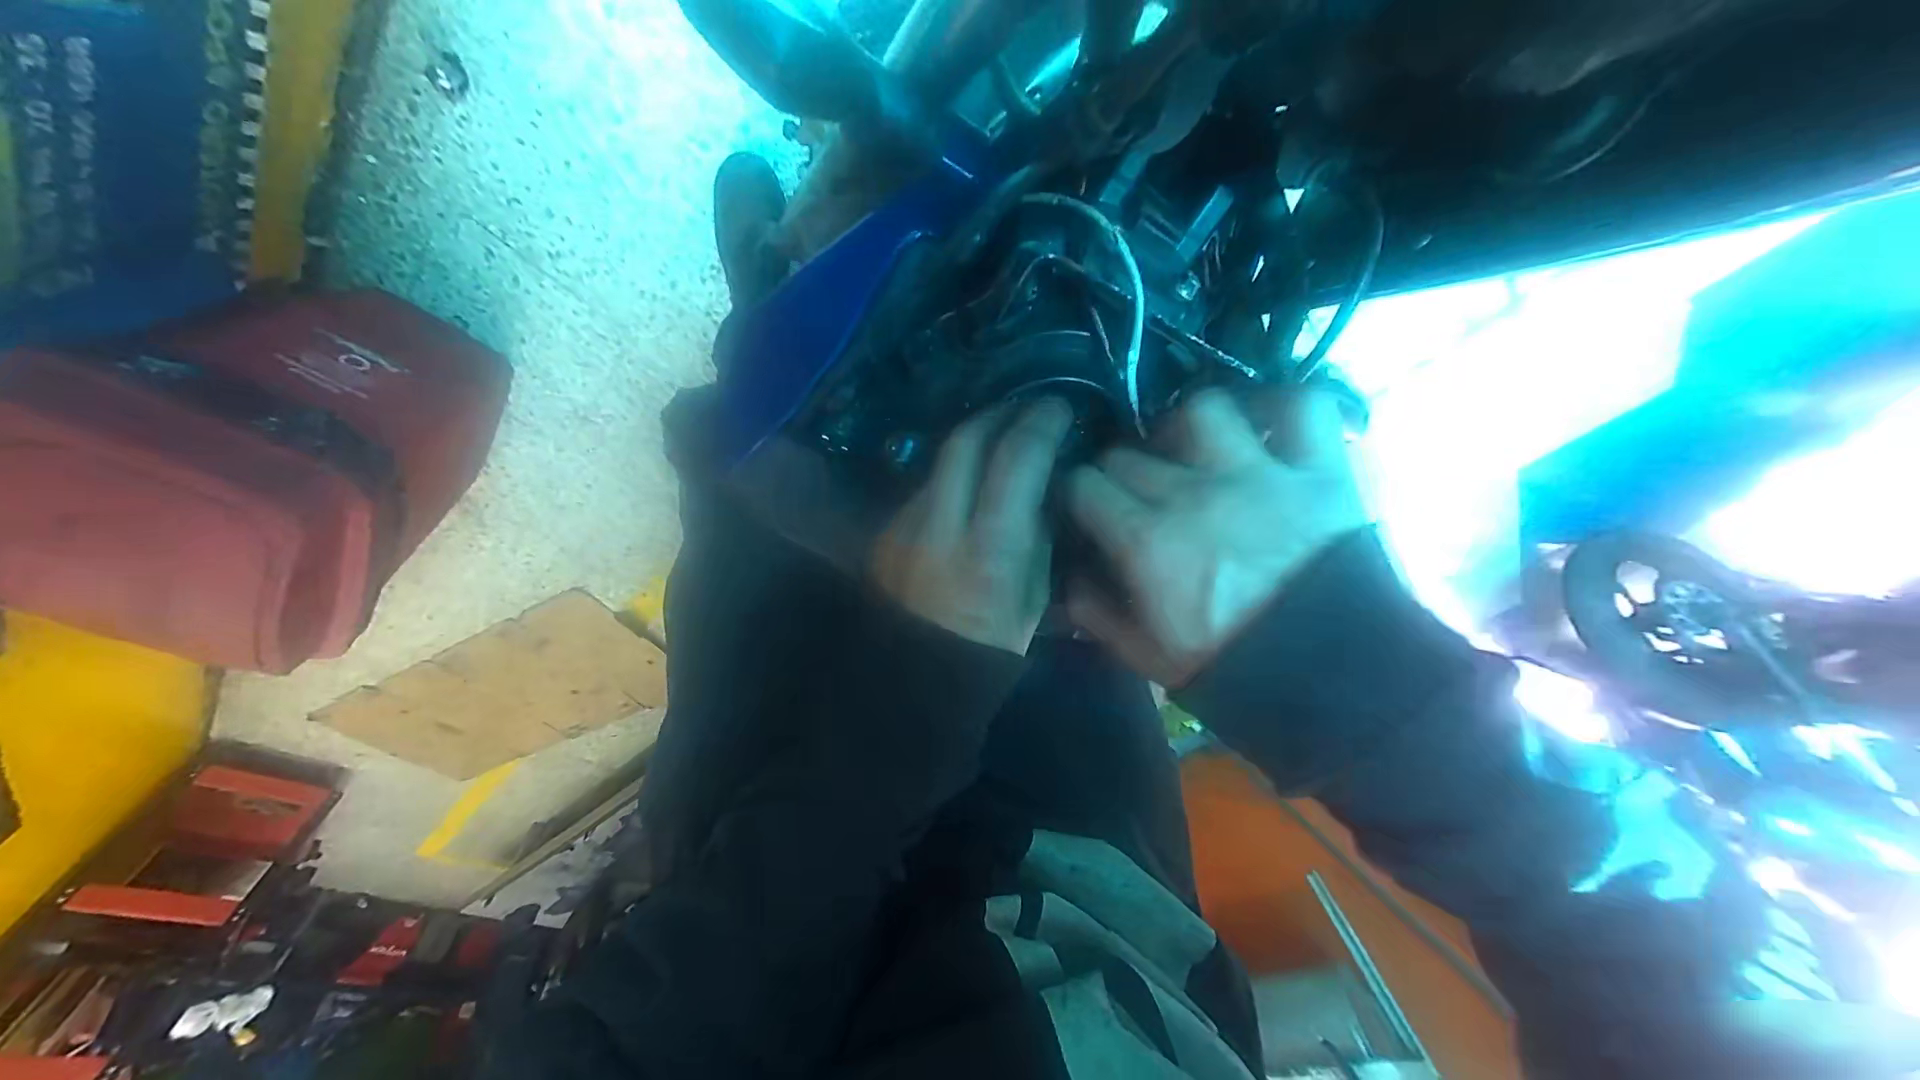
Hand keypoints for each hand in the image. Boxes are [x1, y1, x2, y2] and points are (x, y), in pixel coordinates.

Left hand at [873, 400, 1073, 654]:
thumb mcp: (1034, 592)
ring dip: (973, 444)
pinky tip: (967, 490)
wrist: (920, 675)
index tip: (1058, 408)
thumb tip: (1044, 478)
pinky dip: (951, 480)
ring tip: (999, 444)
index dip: (1041, 423)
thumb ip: (1038, 529)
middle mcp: (939, 526)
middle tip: (1026, 410)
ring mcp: (903, 526)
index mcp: (990, 549)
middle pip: (965, 439)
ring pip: (940, 461)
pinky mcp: (884, 532)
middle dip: (1000, 413)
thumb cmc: (991, 642)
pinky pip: (924, 489)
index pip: (1016, 458)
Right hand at [1063, 387, 1370, 685]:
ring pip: (1203, 409)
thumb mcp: (1144, 653)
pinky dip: (1280, 405)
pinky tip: (1263, 427)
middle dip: (1119, 470)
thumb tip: (1067, 571)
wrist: (1334, 681)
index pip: (1083, 484)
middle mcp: (1195, 494)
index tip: (1086, 509)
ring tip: (1191, 451)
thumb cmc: (1231, 668)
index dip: (1077, 495)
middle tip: (1134, 493)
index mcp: (1147, 540)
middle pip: (1129, 451)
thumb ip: (1094, 609)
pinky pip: (1301, 406)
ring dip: (1186, 426)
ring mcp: (1261, 475)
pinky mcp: (1320, 471)